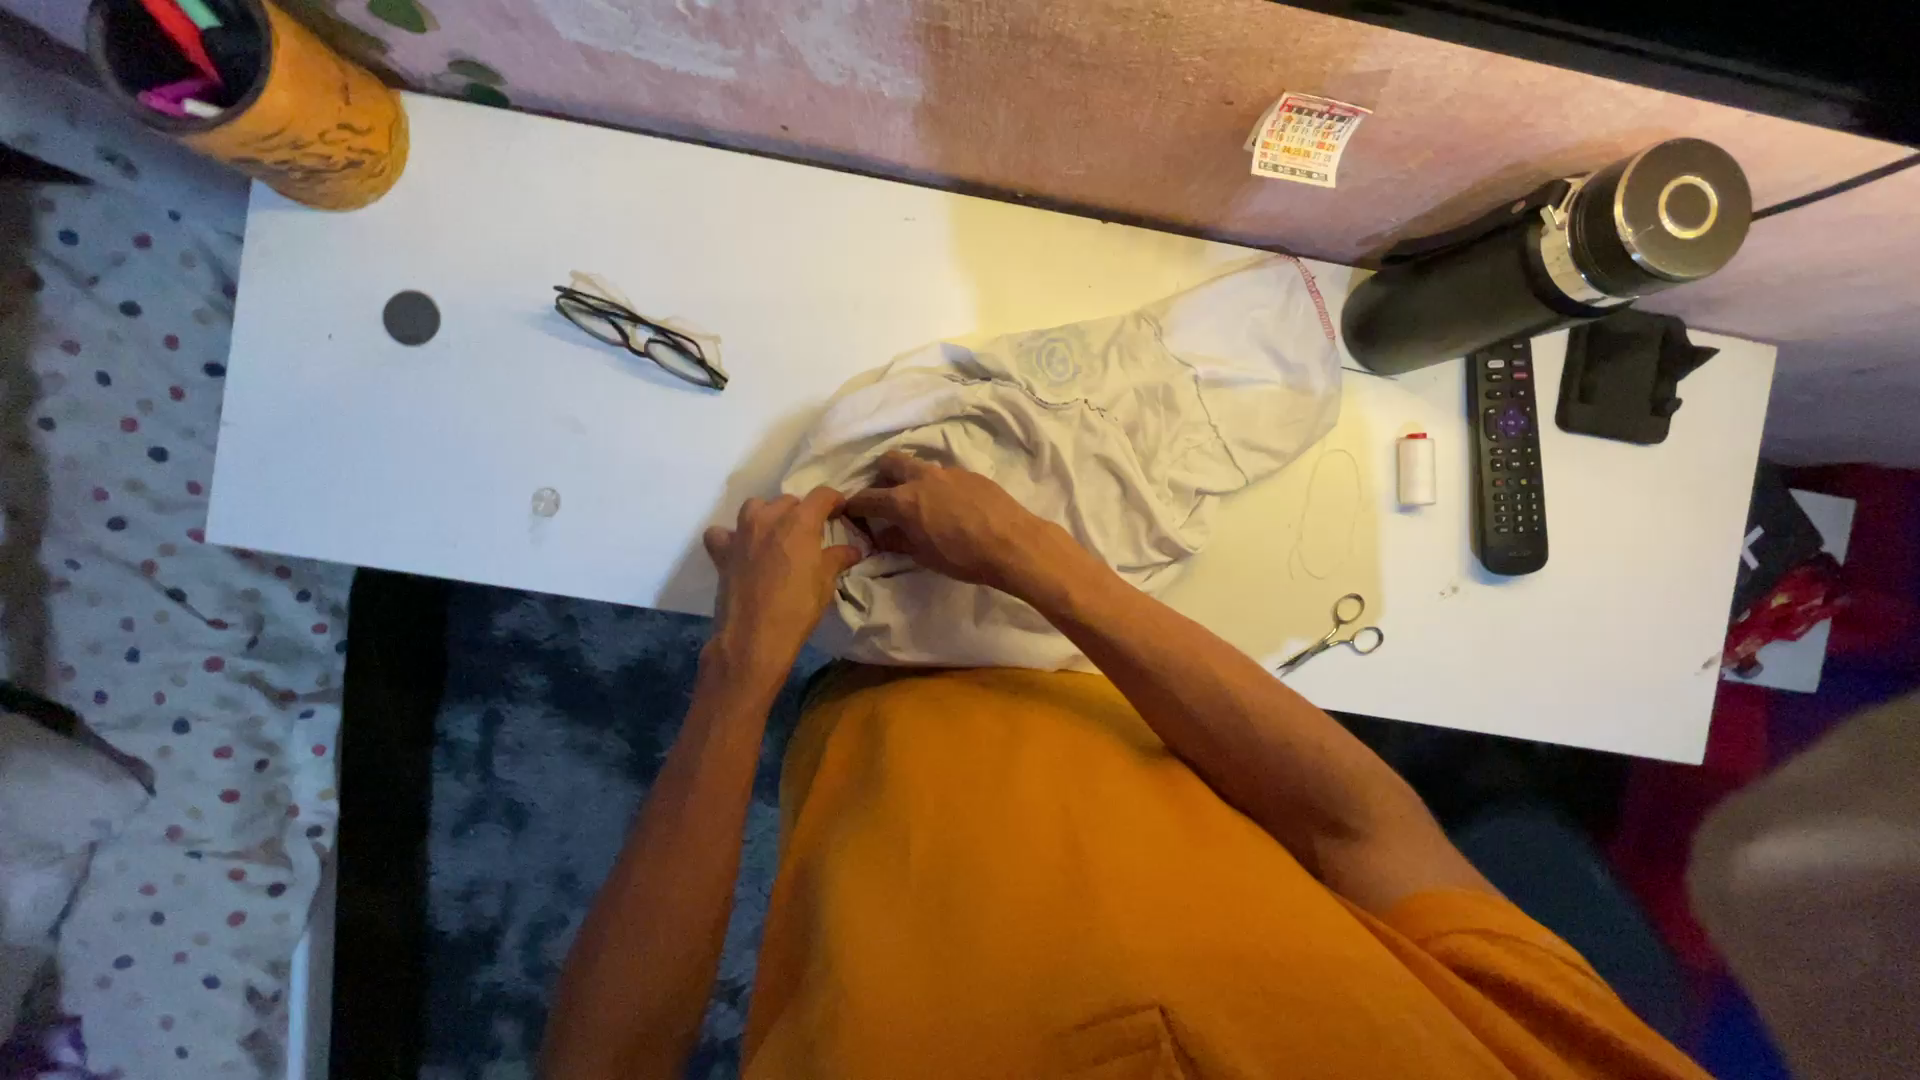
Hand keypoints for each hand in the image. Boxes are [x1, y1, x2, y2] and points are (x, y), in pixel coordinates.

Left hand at [702, 487, 861, 680]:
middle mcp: (768, 518)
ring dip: (768, 515)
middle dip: (801, 511)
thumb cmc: (798, 608)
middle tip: (810, 534)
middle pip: (788, 501)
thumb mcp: (825, 583)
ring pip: (755, 507)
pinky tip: (740, 549)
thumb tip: (853, 550)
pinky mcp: (721, 552)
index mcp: (800, 522)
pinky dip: (730, 536)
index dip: (834, 500)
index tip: (840, 511)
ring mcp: (741, 533)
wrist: (754, 637)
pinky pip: (722, 533)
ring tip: (776, 535)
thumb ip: (837, 559)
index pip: (821, 496)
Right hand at [844, 451, 1090, 598]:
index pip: (868, 497)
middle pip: (891, 461)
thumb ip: (899, 541)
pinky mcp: (971, 474)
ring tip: (922, 503)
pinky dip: (939, 486)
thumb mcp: (924, 556)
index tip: (851, 511)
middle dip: (882, 475)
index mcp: (904, 501)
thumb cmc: (964, 557)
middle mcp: (922, 478)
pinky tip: (951, 506)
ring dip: (913, 479)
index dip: (855, 505)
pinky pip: (945, 475)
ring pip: (920, 466)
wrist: (1013, 544)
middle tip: (886, 496)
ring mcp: (948, 472)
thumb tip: (882, 535)